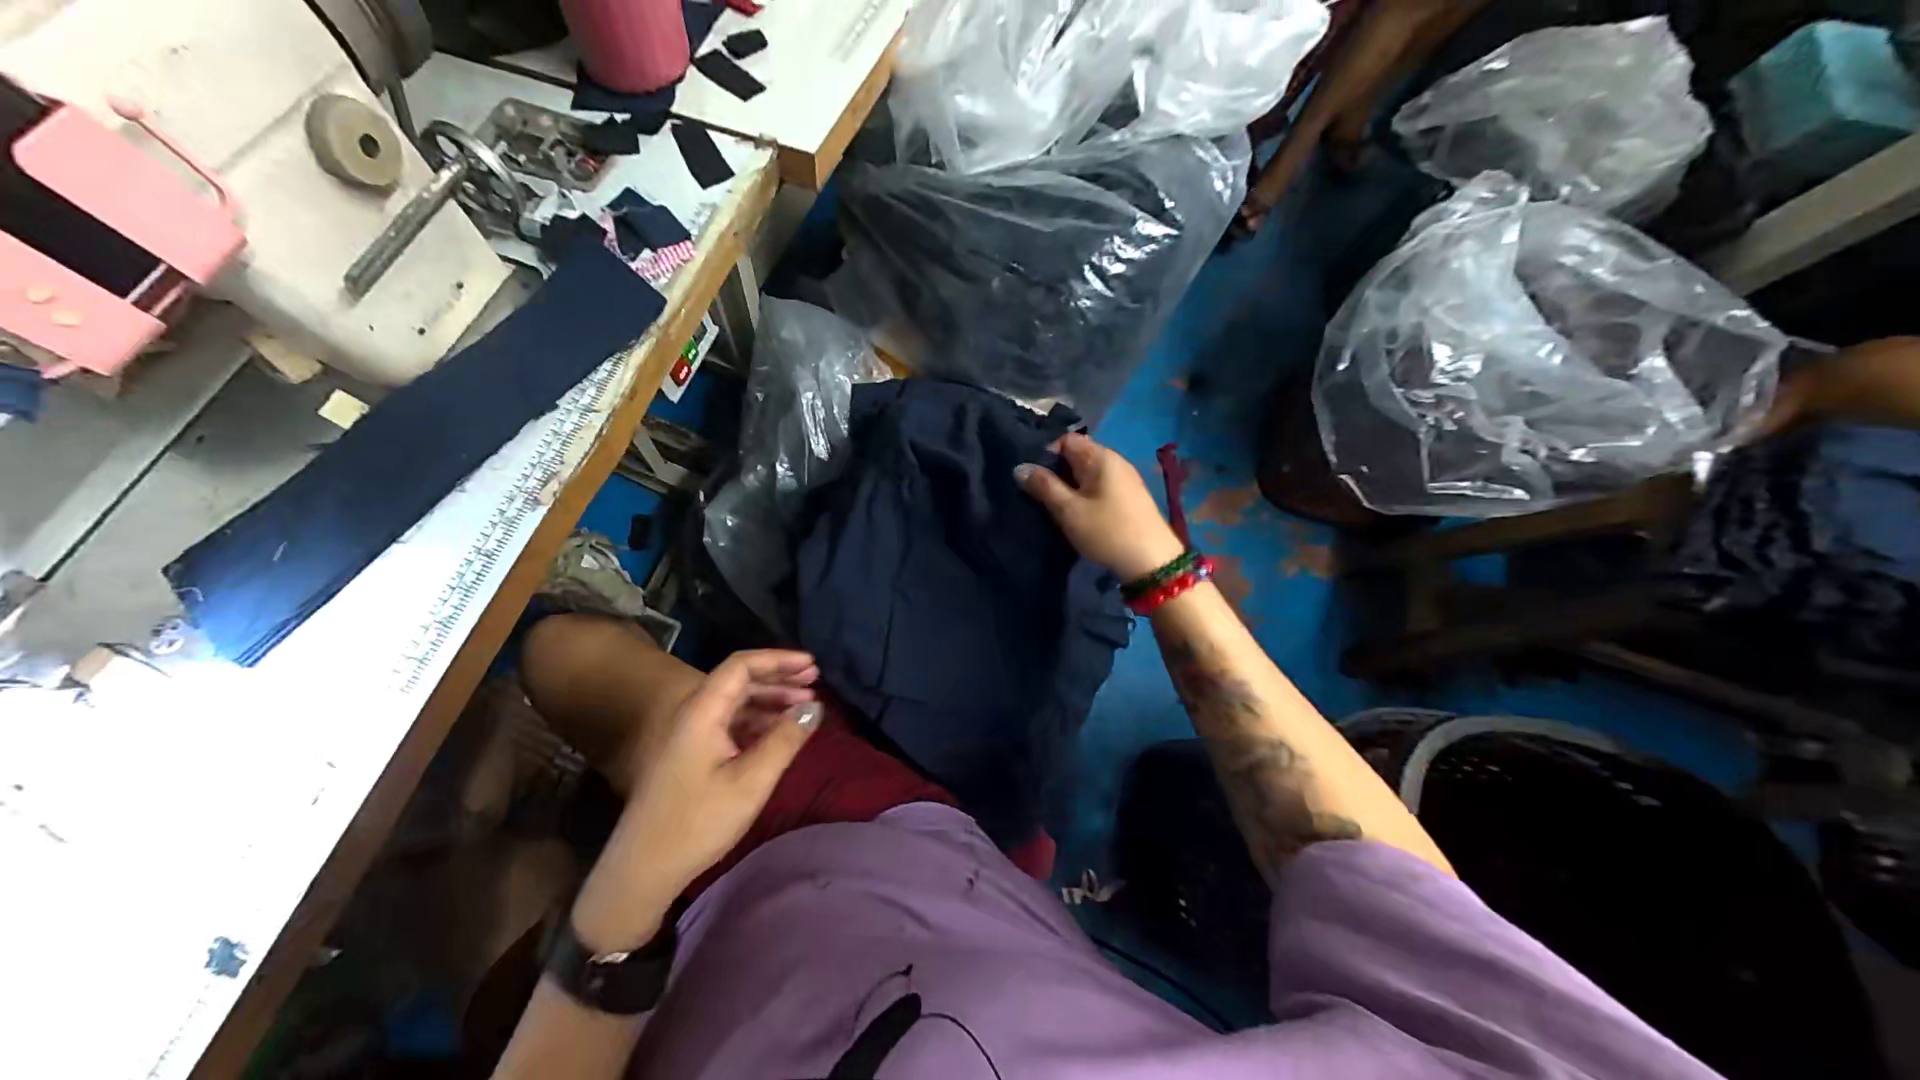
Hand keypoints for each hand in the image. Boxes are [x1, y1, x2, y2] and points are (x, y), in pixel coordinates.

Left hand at [572, 650, 820, 947]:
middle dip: (779, 676)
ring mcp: (691, 734)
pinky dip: (758, 720)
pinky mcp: (692, 754)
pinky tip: (780, 731)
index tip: (813, 664)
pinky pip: (730, 723)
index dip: (778, 659)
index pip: (741, 666)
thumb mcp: (751, 781)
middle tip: (816, 679)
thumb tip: (815, 706)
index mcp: (703, 711)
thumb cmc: (699, 822)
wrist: (644, 868)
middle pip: (739, 681)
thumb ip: (785, 739)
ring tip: (806, 704)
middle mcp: (694, 713)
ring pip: (736, 703)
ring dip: (771, 699)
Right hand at [1016, 432, 1185, 580]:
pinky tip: (1079, 515)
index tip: (1034, 479)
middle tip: (1040, 496)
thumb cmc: (1107, 532)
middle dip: (1056, 472)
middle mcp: (1115, 461)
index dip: (1047, 454)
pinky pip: (1099, 487)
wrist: (1152, 562)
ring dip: (1070, 487)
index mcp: (1101, 457)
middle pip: (1077, 455)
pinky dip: (1085, 496)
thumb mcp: (1069, 510)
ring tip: (1057, 508)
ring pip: (1088, 474)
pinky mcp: (1129, 498)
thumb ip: (1043, 486)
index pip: (1067, 439)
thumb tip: (1019, 467)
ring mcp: (1125, 479)